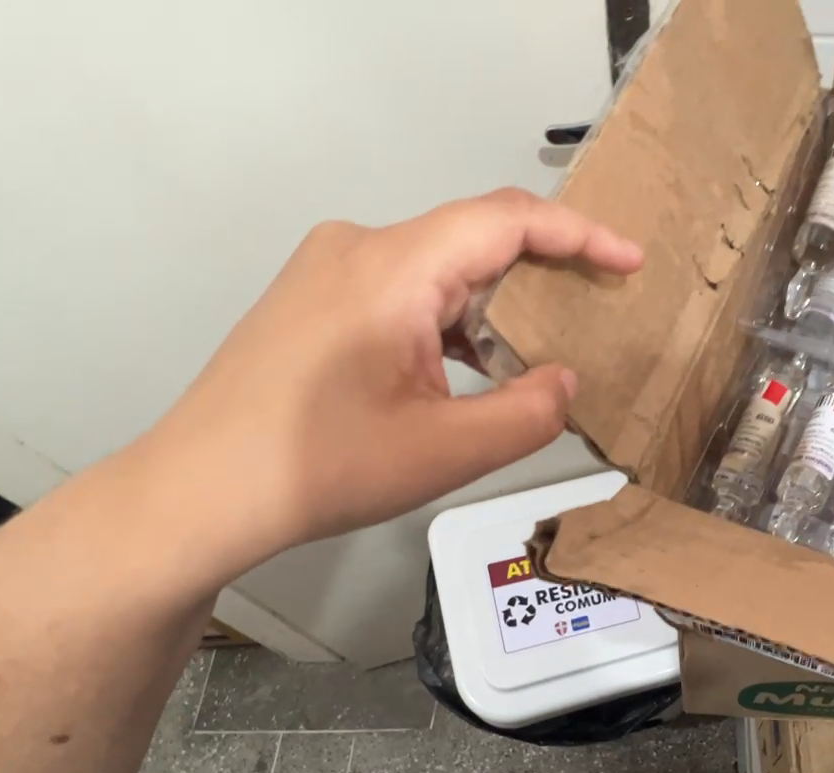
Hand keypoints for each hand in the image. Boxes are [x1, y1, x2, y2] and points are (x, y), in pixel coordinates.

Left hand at [137, 189, 643, 570]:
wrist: (204, 490)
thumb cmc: (318, 467)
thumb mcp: (449, 450)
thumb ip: (530, 413)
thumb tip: (564, 381)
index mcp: (393, 269)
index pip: (507, 221)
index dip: (580, 234)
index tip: (629, 259)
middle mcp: (360, 250)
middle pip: (476, 239)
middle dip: (545, 273)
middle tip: (597, 309)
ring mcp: (332, 271)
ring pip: (444, 268)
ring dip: (498, 306)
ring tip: (540, 355)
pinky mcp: (321, 299)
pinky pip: (410, 290)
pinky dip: (456, 321)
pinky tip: (475, 368)